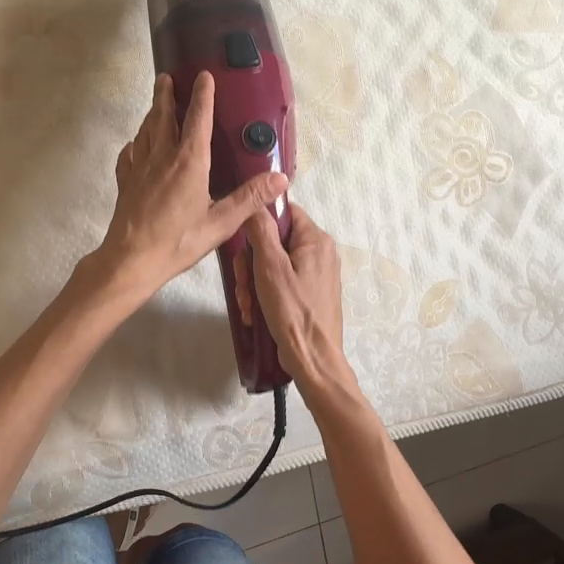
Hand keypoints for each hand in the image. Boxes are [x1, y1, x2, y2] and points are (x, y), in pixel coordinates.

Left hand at [95, 71, 287, 298]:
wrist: (129, 261)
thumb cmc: (177, 242)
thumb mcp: (220, 223)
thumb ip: (250, 198)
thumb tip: (280, 178)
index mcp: (189, 162)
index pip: (198, 119)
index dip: (202, 95)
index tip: (203, 76)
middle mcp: (162, 157)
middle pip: (163, 117)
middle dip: (166, 95)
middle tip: (166, 77)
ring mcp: (140, 168)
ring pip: (145, 131)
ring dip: (151, 113)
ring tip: (155, 103)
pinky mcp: (126, 182)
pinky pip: (130, 154)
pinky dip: (135, 144)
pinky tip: (135, 145)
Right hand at [240, 203, 350, 392]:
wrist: (313, 360)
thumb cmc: (292, 310)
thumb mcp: (270, 266)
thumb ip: (261, 230)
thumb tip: (255, 203)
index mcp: (316, 239)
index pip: (283, 212)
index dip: (259, 224)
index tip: (243, 244)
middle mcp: (320, 252)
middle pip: (275, 242)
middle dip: (251, 264)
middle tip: (243, 285)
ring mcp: (316, 274)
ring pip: (274, 265)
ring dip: (254, 284)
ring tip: (248, 305)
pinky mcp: (310, 294)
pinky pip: (281, 283)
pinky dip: (265, 296)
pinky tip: (255, 314)